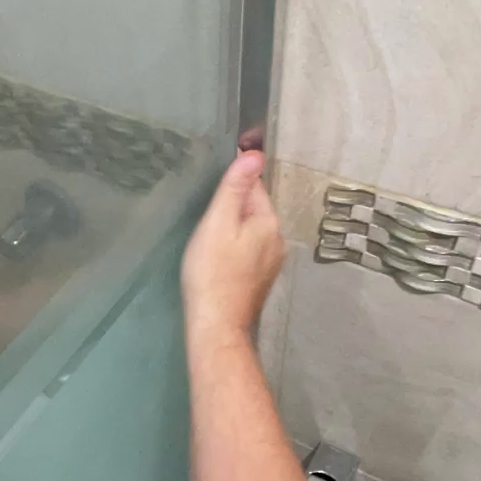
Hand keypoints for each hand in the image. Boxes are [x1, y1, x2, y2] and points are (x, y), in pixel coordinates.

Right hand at [181, 151, 284, 346]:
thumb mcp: (218, 223)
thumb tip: (254, 154)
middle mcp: (276, 241)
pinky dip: (233, 249)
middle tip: (204, 215)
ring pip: (250, 232)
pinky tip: (216, 258)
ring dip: (232, 229)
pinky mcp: (259, 280)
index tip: (212, 185)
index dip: (234, 182)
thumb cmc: (211, 273)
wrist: (216, 325)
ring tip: (208, 237)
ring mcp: (270, 263)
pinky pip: (248, 252)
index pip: (255, 187)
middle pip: (253, 210)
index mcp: (269, 223)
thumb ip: (234, 189)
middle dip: (232, 208)